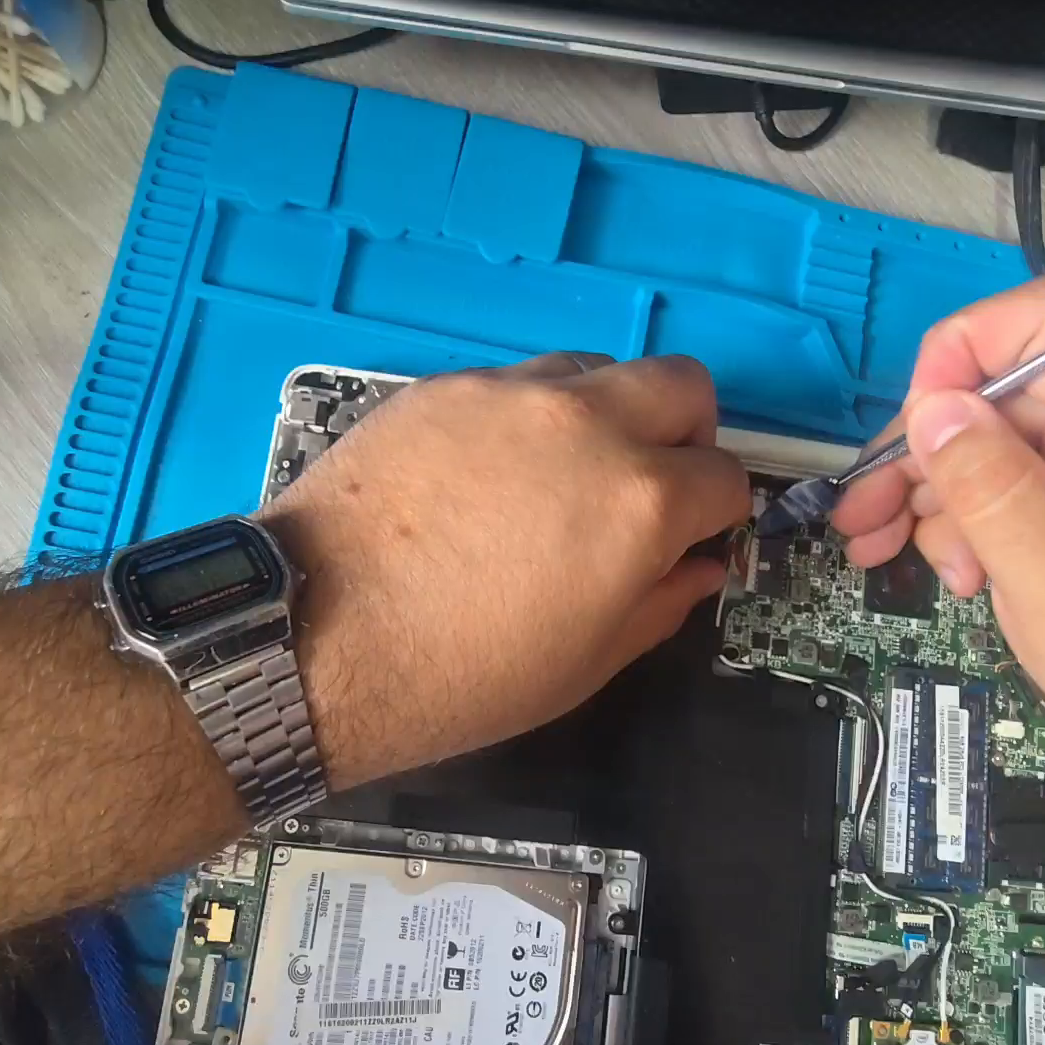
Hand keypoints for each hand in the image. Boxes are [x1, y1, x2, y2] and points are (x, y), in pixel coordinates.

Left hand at [259, 354, 749, 788]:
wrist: (318, 637)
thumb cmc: (463, 675)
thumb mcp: (586, 662)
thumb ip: (661, 603)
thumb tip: (698, 565)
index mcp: (641, 501)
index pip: (726, 478)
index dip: (719, 514)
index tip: (693, 538)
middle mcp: (590, 424)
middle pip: (684, 385)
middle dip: (686, 434)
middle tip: (648, 486)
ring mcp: (513, 393)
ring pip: (601, 369)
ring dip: (608, 415)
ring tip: (560, 474)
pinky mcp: (448, 385)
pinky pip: (520, 383)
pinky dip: (532, 418)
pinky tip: (484, 471)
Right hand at [832, 277, 1044, 824]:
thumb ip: (993, 490)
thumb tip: (932, 407)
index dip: (961, 353)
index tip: (909, 433)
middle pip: (1005, 391)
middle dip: (923, 452)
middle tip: (860, 518)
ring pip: (1001, 441)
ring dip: (938, 497)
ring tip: (895, 558)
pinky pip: (1025, 481)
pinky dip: (976, 521)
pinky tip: (958, 572)